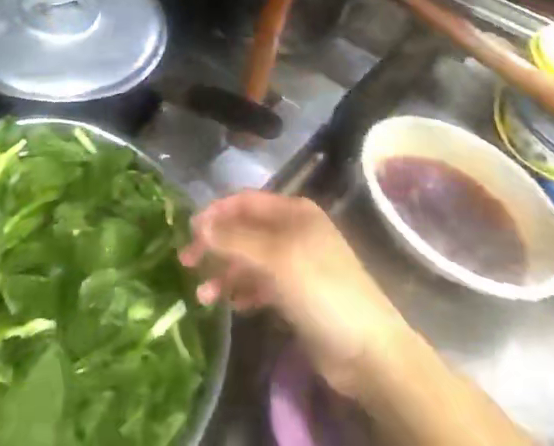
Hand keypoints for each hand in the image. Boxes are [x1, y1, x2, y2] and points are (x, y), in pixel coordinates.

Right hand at [179, 191, 408, 400]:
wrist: (367, 350)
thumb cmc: (321, 289)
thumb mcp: (275, 258)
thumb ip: (235, 239)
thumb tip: (198, 225)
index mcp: (294, 211)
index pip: (245, 201)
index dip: (215, 212)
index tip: (189, 231)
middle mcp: (293, 231)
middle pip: (244, 230)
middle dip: (216, 245)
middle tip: (186, 263)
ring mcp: (296, 264)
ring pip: (249, 260)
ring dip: (225, 273)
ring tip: (204, 297)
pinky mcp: (296, 295)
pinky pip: (260, 285)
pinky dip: (243, 291)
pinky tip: (231, 305)